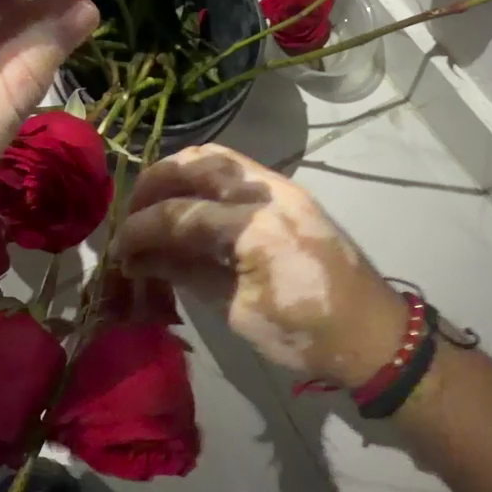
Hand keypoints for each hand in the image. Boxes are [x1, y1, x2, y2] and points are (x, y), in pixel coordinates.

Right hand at [112, 144, 413, 386]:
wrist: (375, 334)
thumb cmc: (306, 334)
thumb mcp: (238, 313)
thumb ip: (188, 274)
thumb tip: (142, 259)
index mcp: (255, 227)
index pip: (180, 214)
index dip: (140, 229)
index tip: (116, 248)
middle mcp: (266, 192)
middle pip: (196, 163)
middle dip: (154, 182)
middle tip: (131, 212)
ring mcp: (281, 186)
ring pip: (216, 156)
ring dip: (179, 173)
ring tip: (154, 202)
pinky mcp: (289, 192)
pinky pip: (236, 169)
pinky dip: (204, 178)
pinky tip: (190, 202)